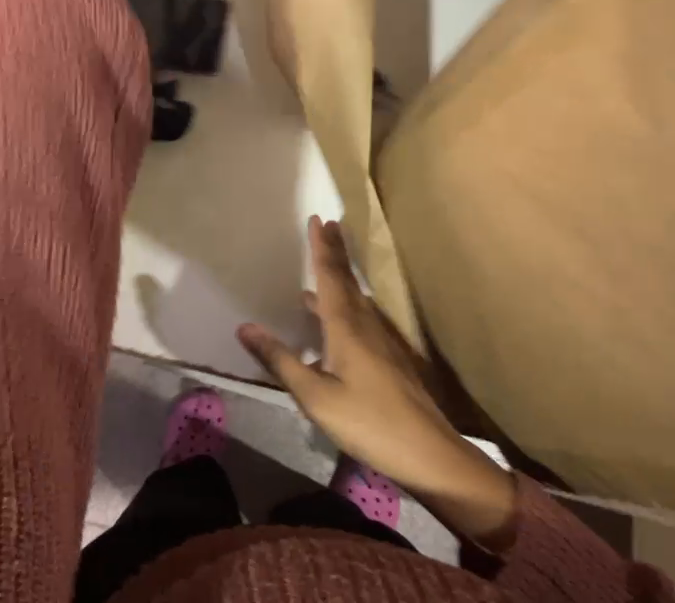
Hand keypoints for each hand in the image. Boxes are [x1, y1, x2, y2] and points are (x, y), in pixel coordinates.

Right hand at [239, 217, 517, 548]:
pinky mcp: (391, 360)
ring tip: (328, 266)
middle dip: (336, 252)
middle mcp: (367, 325)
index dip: (322, 249)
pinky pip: (364, 317)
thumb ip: (280, 360)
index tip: (318, 219)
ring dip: (343, 277)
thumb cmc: (368, 422)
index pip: (330, 278)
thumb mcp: (314, 396)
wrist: (430, 454)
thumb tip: (245, 326)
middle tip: (330, 225)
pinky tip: (341, 319)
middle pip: (348, 281)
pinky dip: (349, 303)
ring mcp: (383, 343)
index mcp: (346, 327)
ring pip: (358, 299)